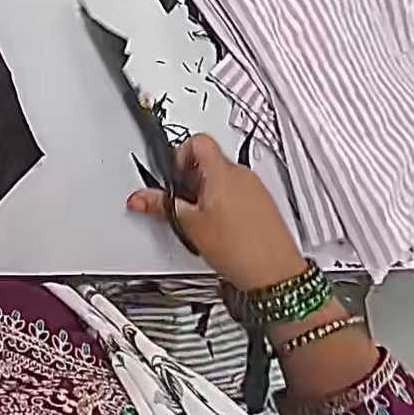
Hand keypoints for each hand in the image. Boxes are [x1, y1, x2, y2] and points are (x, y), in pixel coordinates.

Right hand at [126, 134, 303, 290]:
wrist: (273, 273)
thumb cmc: (239, 249)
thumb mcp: (190, 226)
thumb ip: (161, 205)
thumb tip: (140, 198)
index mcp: (221, 172)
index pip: (198, 141)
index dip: (180, 154)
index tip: (174, 175)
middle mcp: (241, 174)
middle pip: (208, 160)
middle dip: (191, 179)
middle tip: (183, 201)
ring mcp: (255, 187)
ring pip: (222, 177)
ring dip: (207, 192)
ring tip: (201, 218)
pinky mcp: (262, 202)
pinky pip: (237, 190)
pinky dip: (223, 202)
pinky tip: (218, 226)